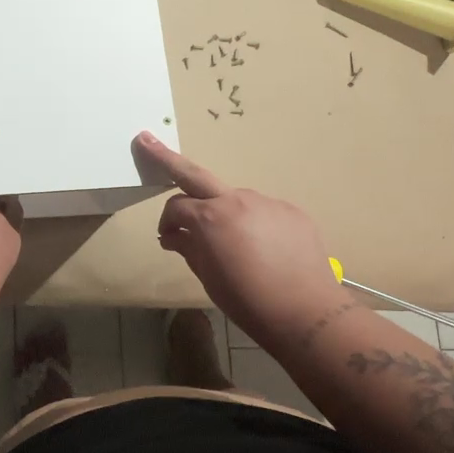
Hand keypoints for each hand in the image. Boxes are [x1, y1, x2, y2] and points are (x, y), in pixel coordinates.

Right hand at [134, 131, 343, 329]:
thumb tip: (174, 236)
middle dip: (167, 157)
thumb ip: (189, 248)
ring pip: (233, 199)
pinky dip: (253, 222)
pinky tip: (261, 247)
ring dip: (222, 211)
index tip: (166, 238)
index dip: (166, 222)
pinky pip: (262, 211)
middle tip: (146, 140)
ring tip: (229, 240)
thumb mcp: (209, 277)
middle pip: (195, 173)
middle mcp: (236, 200)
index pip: (176, 207)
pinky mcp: (291, 211)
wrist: (307, 313)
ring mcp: (267, 202)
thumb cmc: (248, 301)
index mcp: (209, 218)